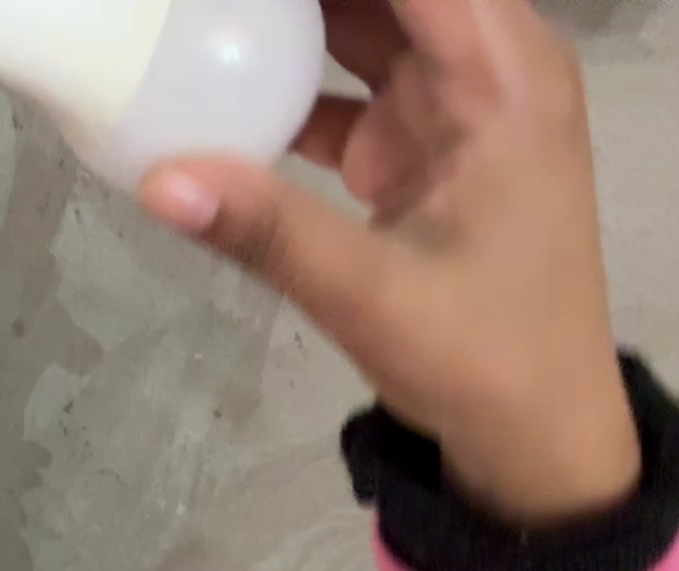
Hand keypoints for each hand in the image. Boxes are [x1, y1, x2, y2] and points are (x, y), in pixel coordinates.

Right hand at [138, 0, 638, 524]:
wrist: (521, 421)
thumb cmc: (476, 348)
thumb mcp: (366, 289)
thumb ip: (263, 231)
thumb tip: (156, 181)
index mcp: (502, 80)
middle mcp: (477, 80)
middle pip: (384, 4)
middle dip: (298, 7)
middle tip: (205, 16)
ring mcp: (437, 123)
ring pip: (360, 42)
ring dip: (289, 34)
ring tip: (208, 39)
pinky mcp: (402, 164)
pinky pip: (335, 107)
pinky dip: (281, 104)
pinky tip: (223, 111)